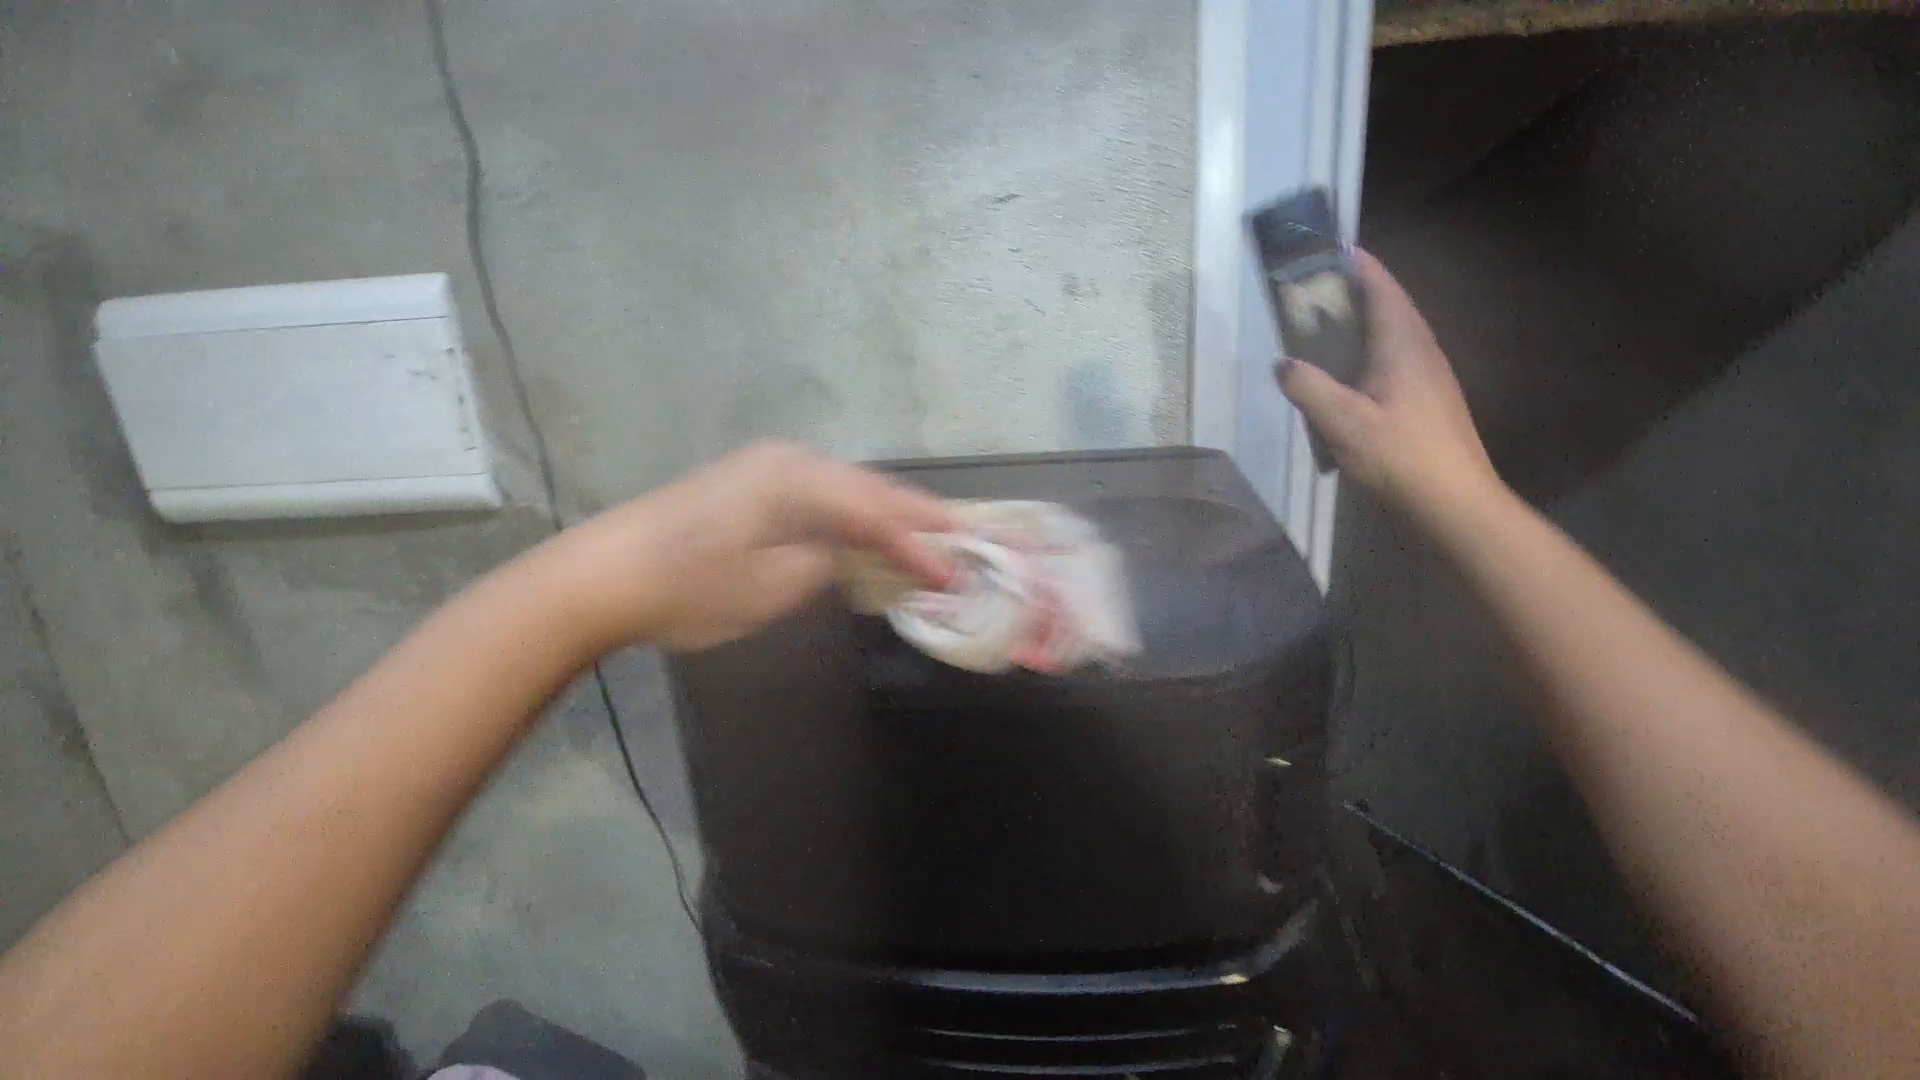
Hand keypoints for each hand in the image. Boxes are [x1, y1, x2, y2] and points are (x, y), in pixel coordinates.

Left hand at [549, 442, 954, 650]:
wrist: (602, 576)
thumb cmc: (689, 587)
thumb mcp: (771, 586)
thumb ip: (829, 564)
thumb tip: (858, 556)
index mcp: (799, 479)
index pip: (879, 513)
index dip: (922, 544)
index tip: (958, 573)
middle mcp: (791, 461)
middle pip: (872, 489)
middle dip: (920, 516)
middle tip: (969, 537)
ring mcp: (768, 468)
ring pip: (850, 489)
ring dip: (890, 515)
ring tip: (935, 534)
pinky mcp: (752, 485)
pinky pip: (824, 496)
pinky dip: (855, 516)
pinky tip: (872, 531)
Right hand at [1275, 250, 1502, 517]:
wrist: (1454, 502)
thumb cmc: (1400, 457)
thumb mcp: (1343, 424)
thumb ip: (1309, 388)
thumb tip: (1284, 364)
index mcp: (1404, 347)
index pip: (1384, 291)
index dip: (1361, 267)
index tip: (1334, 250)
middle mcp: (1422, 353)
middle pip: (1391, 308)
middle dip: (1358, 292)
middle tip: (1318, 290)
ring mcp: (1431, 378)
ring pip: (1395, 336)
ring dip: (1364, 325)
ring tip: (1326, 329)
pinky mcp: (1429, 401)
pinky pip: (1396, 361)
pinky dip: (1369, 353)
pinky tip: (1349, 376)